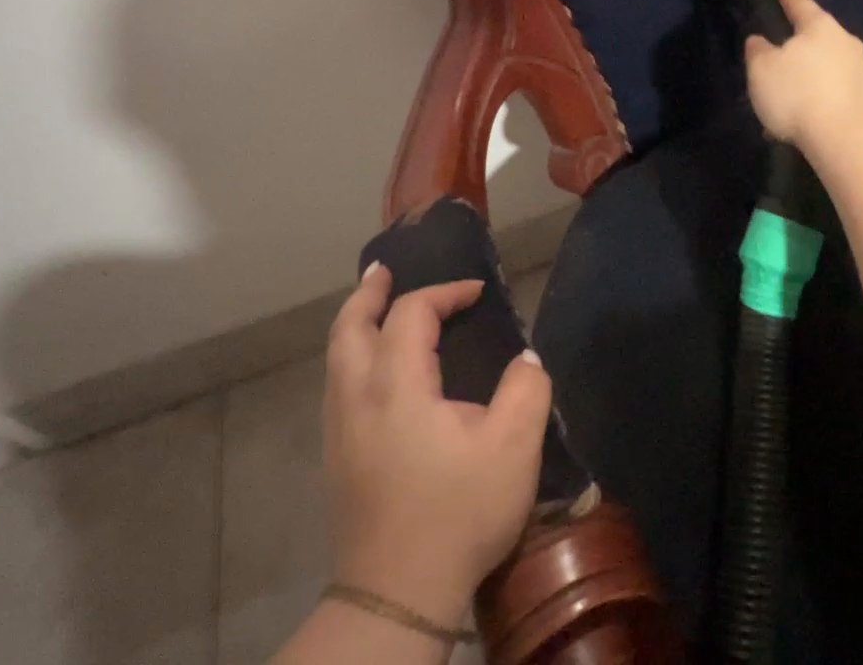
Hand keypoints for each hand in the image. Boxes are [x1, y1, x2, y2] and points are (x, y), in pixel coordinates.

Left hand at [322, 263, 552, 625]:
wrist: (397, 591)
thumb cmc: (459, 511)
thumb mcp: (514, 447)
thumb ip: (526, 390)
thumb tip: (524, 361)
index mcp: (397, 388)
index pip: (410, 316)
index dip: (443, 295)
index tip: (478, 293)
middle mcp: (357, 400)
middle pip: (348, 330)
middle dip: (367, 295)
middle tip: (384, 271)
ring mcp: (340, 432)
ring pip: (336, 360)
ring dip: (356, 325)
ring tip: (378, 309)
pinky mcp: (339, 459)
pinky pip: (339, 386)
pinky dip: (355, 357)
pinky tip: (379, 371)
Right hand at [744, 0, 862, 147]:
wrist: (845, 137)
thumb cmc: (798, 94)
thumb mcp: (761, 69)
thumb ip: (757, 50)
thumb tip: (760, 41)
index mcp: (820, 26)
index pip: (799, 1)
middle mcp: (845, 41)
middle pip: (817, 34)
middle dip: (798, 40)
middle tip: (779, 46)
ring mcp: (861, 70)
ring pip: (826, 66)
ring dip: (807, 75)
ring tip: (788, 93)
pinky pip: (834, 91)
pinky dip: (818, 97)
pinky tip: (804, 116)